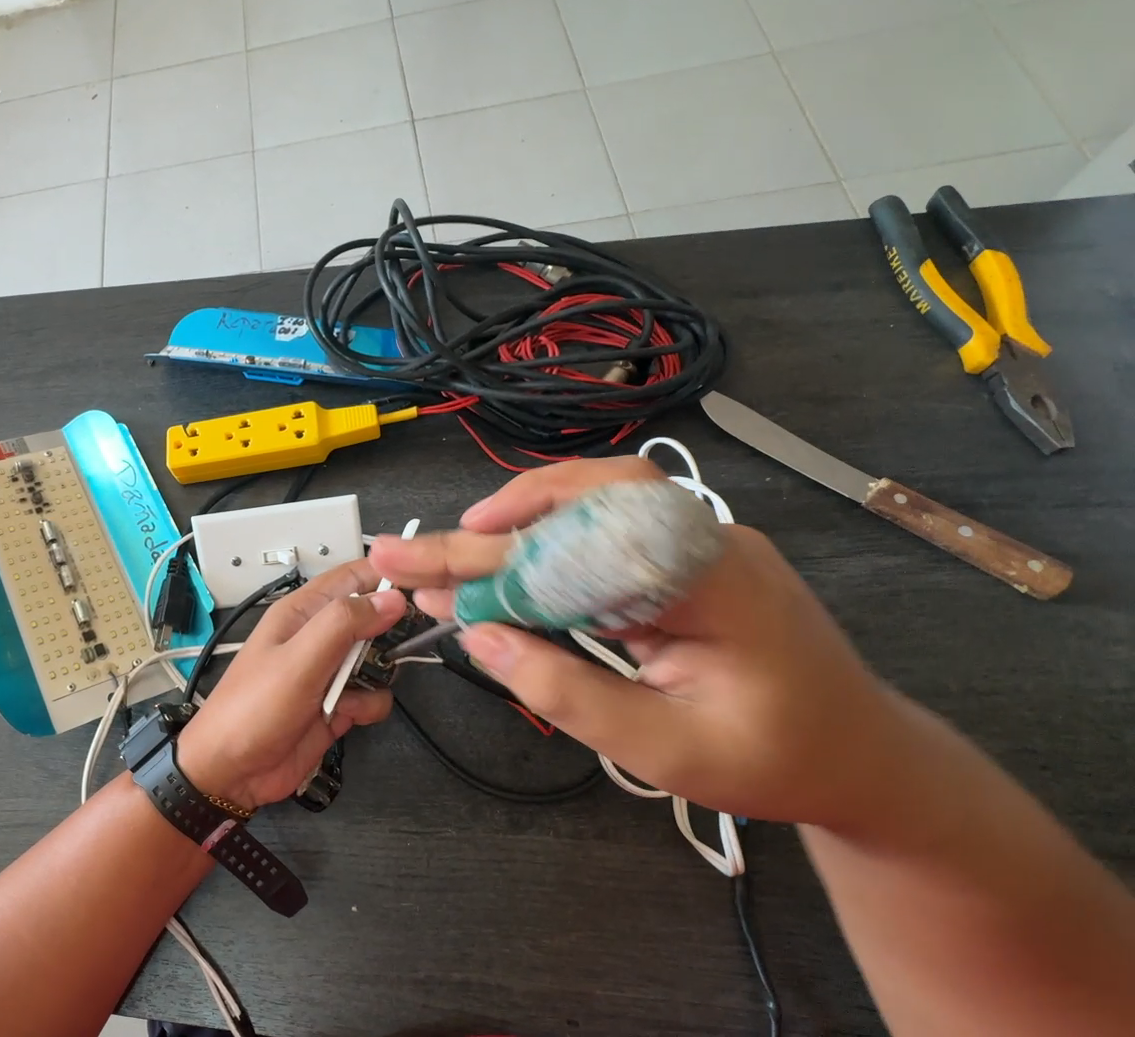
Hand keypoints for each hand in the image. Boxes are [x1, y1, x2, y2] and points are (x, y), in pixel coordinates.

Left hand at [176, 561, 405, 810]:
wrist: (232, 772)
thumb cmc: (254, 707)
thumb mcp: (299, 660)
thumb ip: (344, 624)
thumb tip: (392, 597)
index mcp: (302, 612)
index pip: (352, 577)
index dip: (386, 577)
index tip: (422, 589)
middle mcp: (317, 636)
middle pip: (371, 616)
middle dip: (390, 630)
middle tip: (401, 643)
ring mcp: (328, 672)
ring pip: (378, 658)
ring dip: (378, 673)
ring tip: (358, 686)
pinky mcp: (337, 706)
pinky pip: (371, 696)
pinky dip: (367, 706)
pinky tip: (347, 715)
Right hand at [369, 457, 911, 828]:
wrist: (864, 758)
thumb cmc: (774, 762)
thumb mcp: (667, 750)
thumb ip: (569, 694)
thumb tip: (479, 636)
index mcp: (716, 582)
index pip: (589, 544)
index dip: (502, 554)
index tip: (433, 572)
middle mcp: (705, 541)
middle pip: (577, 509)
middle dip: (482, 534)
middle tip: (403, 553)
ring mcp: (693, 543)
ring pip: (585, 505)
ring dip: (508, 525)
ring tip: (441, 554)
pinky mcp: (678, 557)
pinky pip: (598, 533)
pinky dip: (538, 542)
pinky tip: (497, 563)